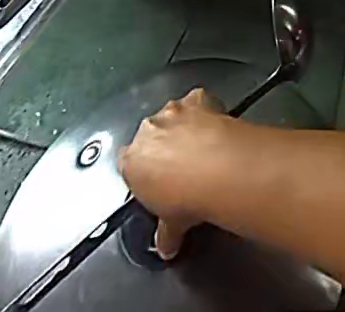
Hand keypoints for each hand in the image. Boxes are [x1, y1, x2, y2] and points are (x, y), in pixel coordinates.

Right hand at [118, 88, 234, 258]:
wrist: (216, 170)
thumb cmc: (186, 196)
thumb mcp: (171, 225)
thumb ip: (165, 233)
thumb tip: (168, 246)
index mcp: (132, 160)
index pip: (127, 162)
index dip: (142, 172)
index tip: (155, 183)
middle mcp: (148, 130)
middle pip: (150, 137)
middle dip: (162, 149)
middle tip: (181, 169)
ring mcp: (172, 111)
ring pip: (172, 117)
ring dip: (182, 128)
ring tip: (202, 150)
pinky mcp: (197, 98)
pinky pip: (197, 102)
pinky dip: (204, 111)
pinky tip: (215, 125)